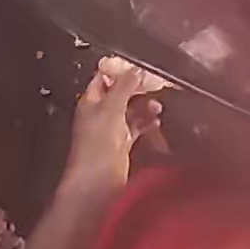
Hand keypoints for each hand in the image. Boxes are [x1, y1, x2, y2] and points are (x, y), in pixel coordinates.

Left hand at [64, 56, 169, 191]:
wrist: (97, 182)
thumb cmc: (97, 146)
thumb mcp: (111, 108)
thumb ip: (124, 87)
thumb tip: (136, 70)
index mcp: (91, 100)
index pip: (105, 76)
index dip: (121, 70)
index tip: (140, 66)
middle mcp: (101, 112)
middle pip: (121, 91)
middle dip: (138, 87)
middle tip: (156, 83)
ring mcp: (112, 128)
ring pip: (131, 109)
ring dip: (144, 105)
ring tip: (158, 104)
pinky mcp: (122, 143)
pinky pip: (137, 126)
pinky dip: (147, 121)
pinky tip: (156, 119)